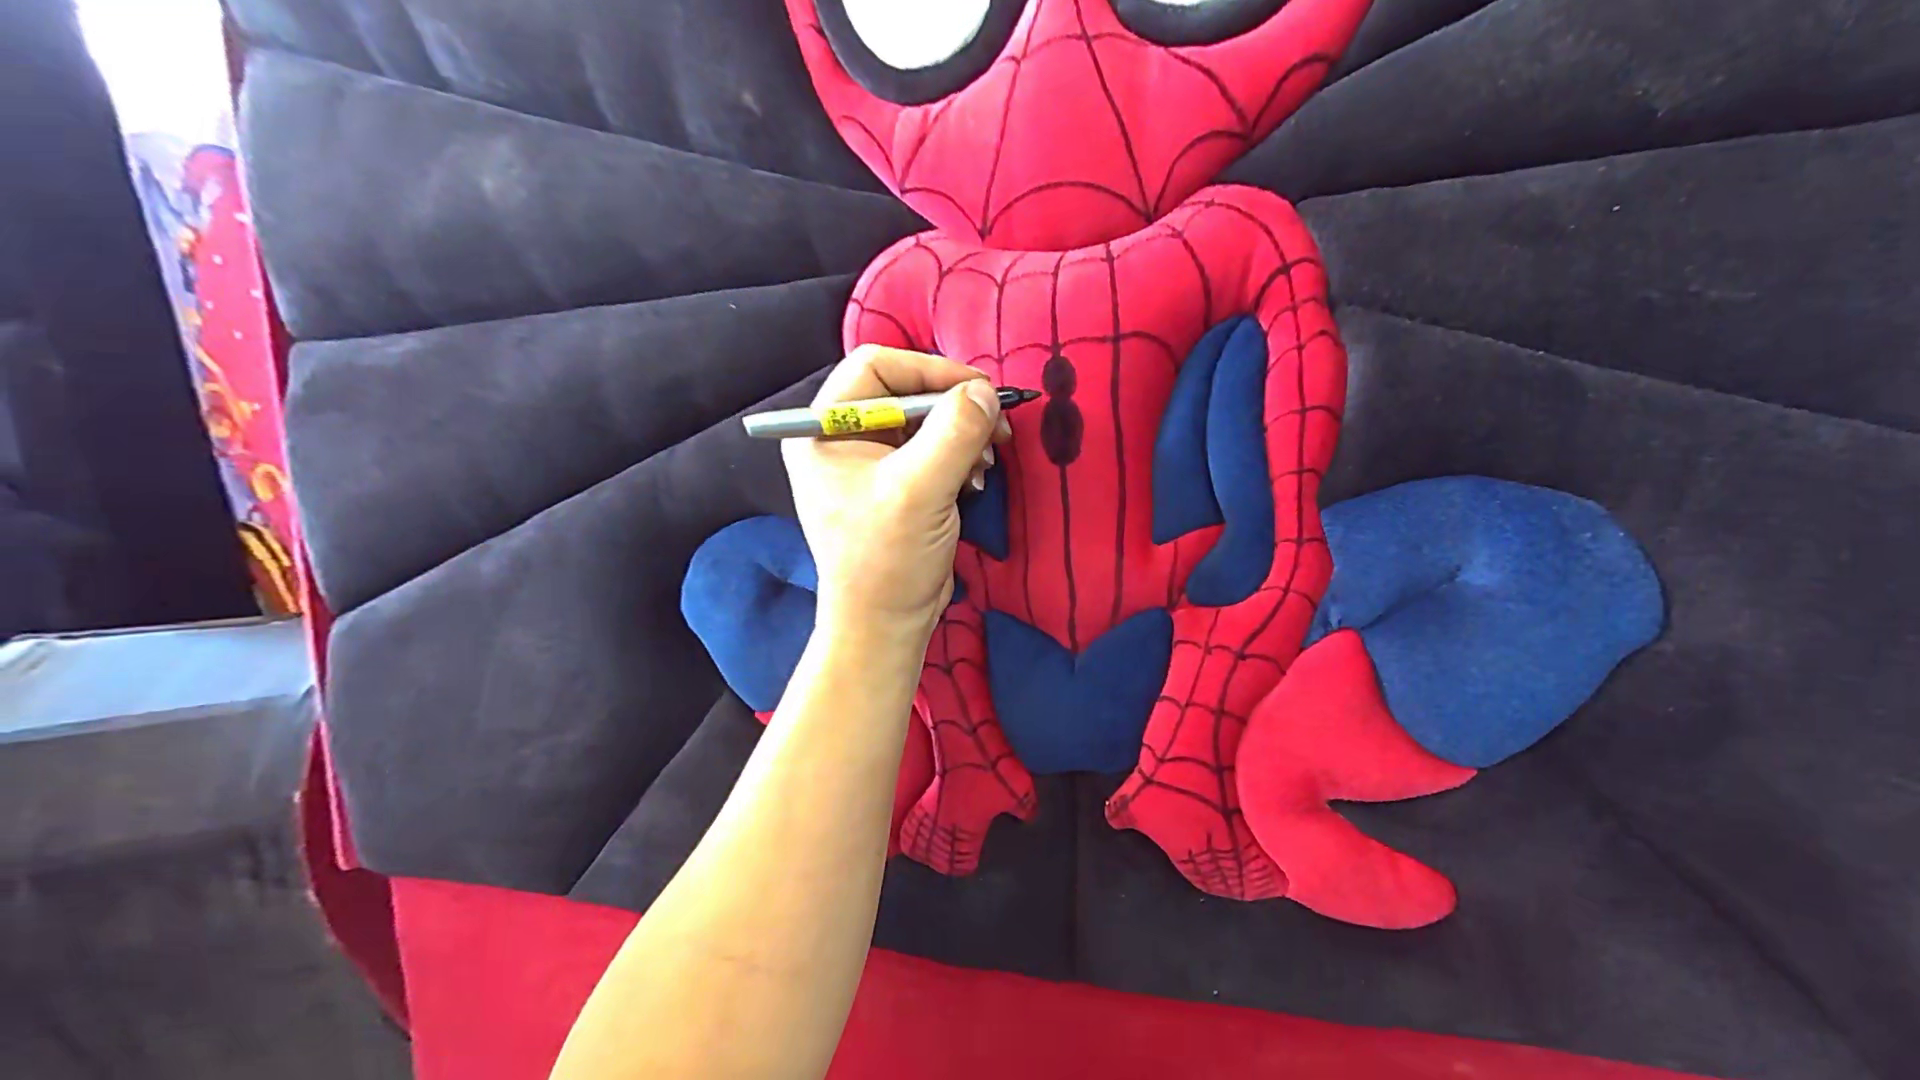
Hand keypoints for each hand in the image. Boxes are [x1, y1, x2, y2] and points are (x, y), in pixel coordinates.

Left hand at [784, 345, 1010, 642]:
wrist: (886, 621)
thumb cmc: (886, 559)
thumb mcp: (920, 489)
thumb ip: (955, 432)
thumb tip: (986, 392)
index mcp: (824, 428)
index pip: (877, 367)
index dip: (930, 370)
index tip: (978, 391)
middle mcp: (842, 435)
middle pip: (906, 390)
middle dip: (954, 407)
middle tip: (995, 428)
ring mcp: (870, 459)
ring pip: (926, 417)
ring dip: (964, 433)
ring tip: (986, 462)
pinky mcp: (897, 480)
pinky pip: (934, 446)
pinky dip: (961, 454)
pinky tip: (975, 479)